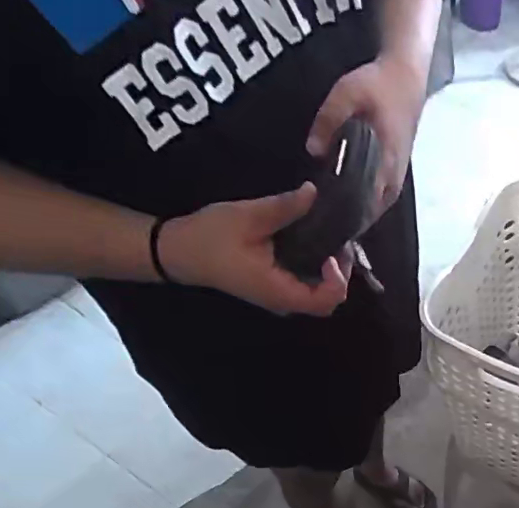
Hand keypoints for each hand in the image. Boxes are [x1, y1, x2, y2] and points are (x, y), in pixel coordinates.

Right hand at [156, 184, 348, 315]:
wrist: (179, 251)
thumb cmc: (211, 237)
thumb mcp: (248, 217)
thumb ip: (284, 207)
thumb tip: (313, 193)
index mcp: (280, 291)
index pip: (326, 300)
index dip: (338, 278)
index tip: (332, 251)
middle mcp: (284, 302)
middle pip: (327, 301)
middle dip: (339, 276)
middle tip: (338, 244)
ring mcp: (280, 298)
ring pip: (318, 296)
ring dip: (329, 274)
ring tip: (330, 243)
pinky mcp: (275, 290)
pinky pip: (305, 288)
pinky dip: (316, 272)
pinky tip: (315, 247)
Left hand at [306, 56, 425, 217]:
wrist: (406, 82)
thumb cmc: (377, 87)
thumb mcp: (347, 93)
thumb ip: (328, 120)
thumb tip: (313, 151)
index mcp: (385, 166)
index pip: (363, 203)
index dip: (341, 214)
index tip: (318, 219)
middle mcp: (393, 182)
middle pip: (368, 214)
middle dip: (344, 221)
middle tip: (316, 224)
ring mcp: (396, 184)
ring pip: (373, 212)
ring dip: (352, 217)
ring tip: (326, 219)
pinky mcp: (395, 180)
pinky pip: (377, 203)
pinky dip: (361, 208)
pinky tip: (342, 207)